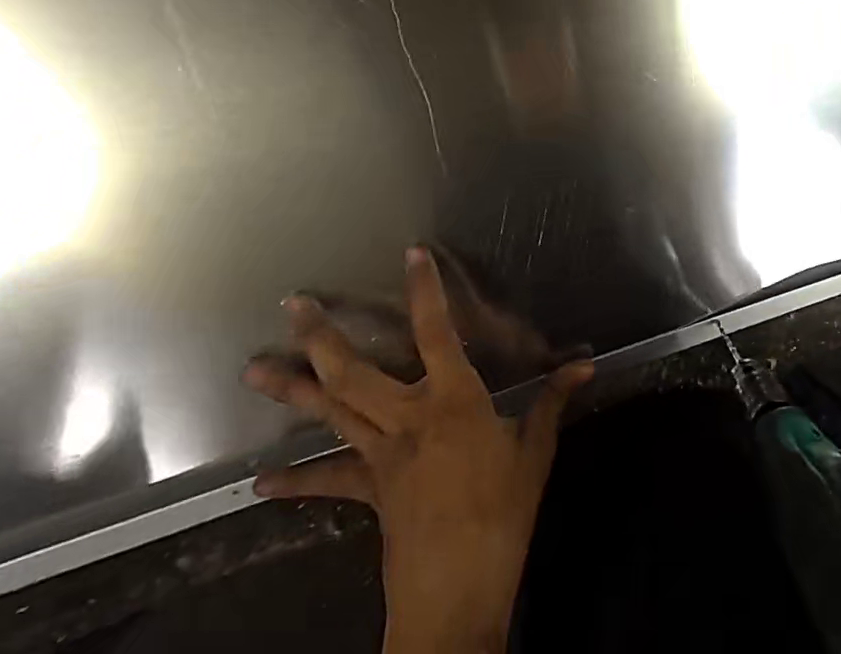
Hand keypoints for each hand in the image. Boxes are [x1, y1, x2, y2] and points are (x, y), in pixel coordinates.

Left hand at [242, 246, 593, 653]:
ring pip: (331, 414)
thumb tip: (586, 365)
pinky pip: (328, 481)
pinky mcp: (368, 490)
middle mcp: (406, 418)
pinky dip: (298, 480)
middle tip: (294, 304)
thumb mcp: (536, 451)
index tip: (412, 254)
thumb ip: (553, 401)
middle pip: (354, 372)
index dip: (424, 291)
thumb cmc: (503, 510)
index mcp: (452, 401)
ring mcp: (380, 454)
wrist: (458, 587)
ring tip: (254, 368)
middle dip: (322, 336)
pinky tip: (262, 480)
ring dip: (292, 390)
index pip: (436, 333)